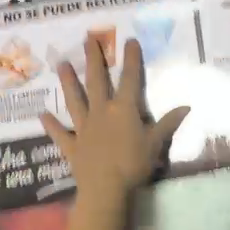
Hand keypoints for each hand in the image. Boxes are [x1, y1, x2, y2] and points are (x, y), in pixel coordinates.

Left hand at [41, 36, 188, 201]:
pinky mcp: (72, 146)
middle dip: (94, 59)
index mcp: (123, 109)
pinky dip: (51, 125)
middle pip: (96, 81)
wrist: (106, 190)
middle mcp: (101, 112)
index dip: (131, 58)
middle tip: (88, 39)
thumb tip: (187, 106)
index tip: (129, 40)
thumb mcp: (156, 143)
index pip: (130, 78)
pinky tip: (42, 114)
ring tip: (61, 64)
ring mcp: (84, 128)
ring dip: (68, 82)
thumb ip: (169, 123)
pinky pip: (60, 133)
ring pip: (74, 100)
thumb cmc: (134, 164)